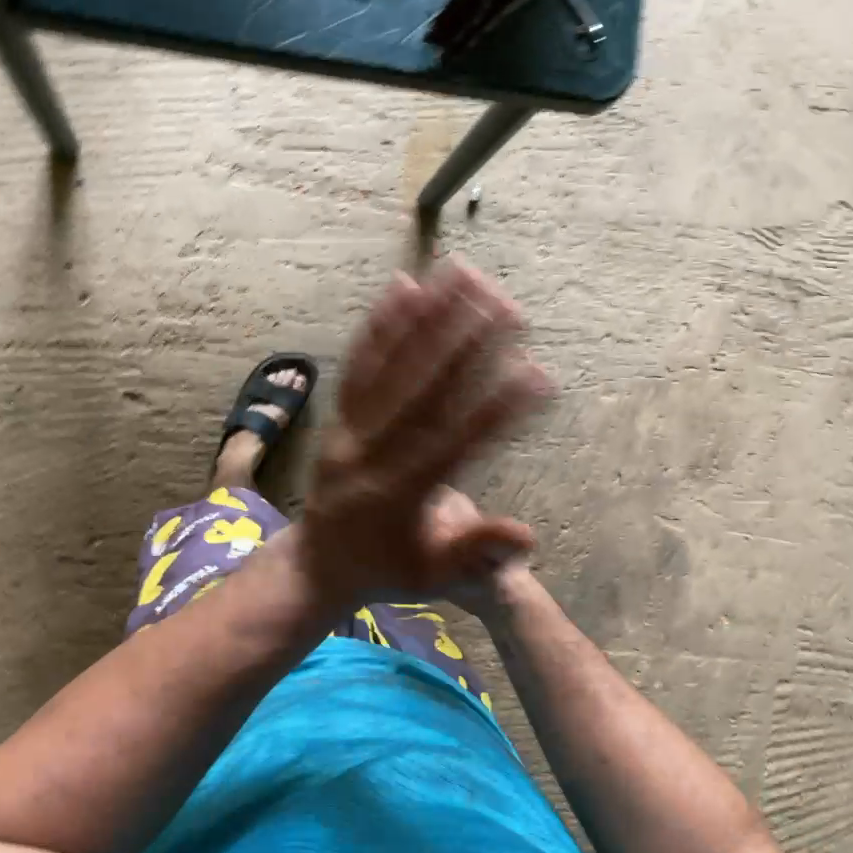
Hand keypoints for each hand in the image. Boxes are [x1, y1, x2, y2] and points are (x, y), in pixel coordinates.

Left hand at [293, 258, 551, 610]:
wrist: (314, 566)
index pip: (455, 444)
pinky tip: (400, 286)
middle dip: (465, 344)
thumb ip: (475, 554)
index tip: (537, 372)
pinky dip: (378, 325)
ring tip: (458, 273)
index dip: (499, 408)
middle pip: (422, 391)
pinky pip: (356, 366)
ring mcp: (348, 431)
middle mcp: (370, 455)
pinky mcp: (337, 416)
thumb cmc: (383, 572)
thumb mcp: (431, 579)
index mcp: (399, 496)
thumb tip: (528, 536)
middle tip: (507, 303)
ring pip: (387, 366)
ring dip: (424, 316)